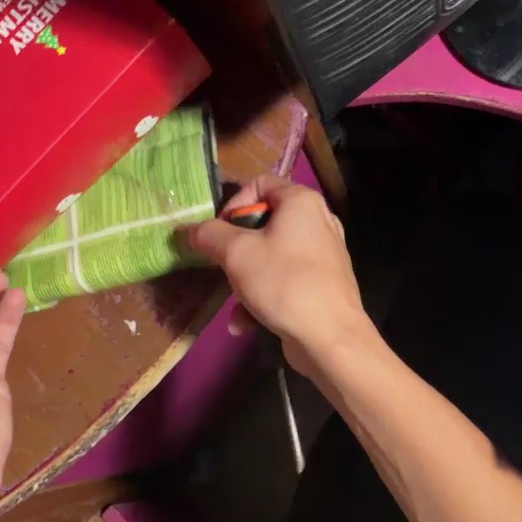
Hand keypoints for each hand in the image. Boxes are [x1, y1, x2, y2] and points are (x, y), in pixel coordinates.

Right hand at [187, 176, 374, 378]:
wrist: (330, 337)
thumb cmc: (283, 282)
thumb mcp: (236, 254)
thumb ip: (209, 235)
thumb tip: (190, 229)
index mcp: (301, 202)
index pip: (260, 183)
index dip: (233, 204)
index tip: (218, 232)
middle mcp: (317, 221)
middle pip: (264, 222)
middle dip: (236, 249)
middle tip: (221, 265)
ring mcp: (323, 254)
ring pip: (271, 256)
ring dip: (245, 280)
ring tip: (235, 302)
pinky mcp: (322, 283)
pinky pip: (284, 280)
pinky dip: (263, 297)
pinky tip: (245, 323)